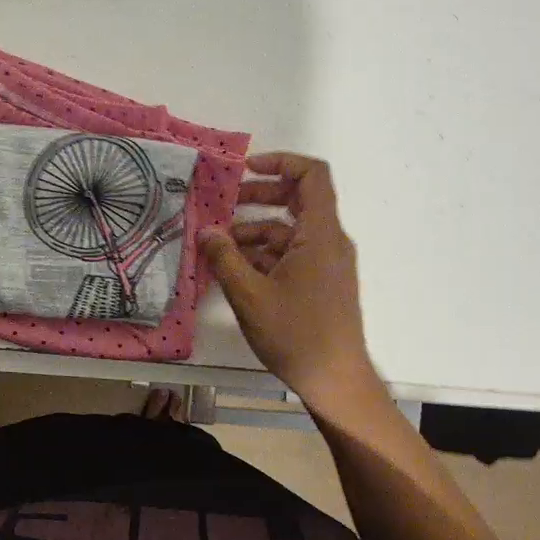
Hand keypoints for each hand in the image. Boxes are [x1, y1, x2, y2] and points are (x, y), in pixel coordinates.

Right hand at [199, 152, 377, 408]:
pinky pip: (291, 255)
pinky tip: (235, 272)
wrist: (334, 377)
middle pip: (297, 201)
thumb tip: (206, 231)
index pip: (312, 176)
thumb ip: (225, 259)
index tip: (245, 170)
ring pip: (289, 232)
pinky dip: (264, 256)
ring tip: (218, 248)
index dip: (280, 162)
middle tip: (221, 207)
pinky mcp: (321, 284)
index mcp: (320, 234)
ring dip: (254, 233)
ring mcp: (327, 264)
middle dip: (258, 199)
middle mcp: (329, 242)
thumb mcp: (249, 295)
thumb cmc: (295, 333)